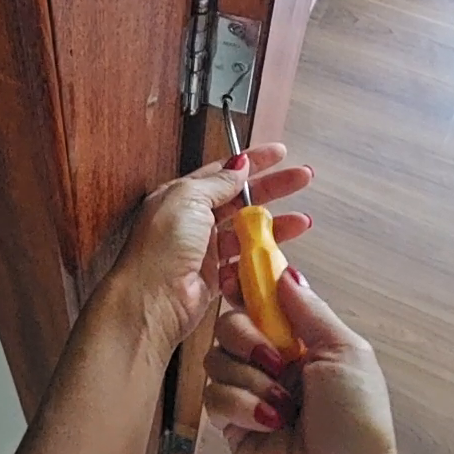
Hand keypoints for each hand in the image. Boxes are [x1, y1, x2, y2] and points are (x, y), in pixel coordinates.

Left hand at [102, 144, 313, 355]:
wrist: (151, 300)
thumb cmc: (161, 246)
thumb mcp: (188, 199)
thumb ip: (218, 182)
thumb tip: (239, 165)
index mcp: (183, 196)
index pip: (223, 172)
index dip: (253, 162)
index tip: (280, 153)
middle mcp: (193, 221)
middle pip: (241, 199)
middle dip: (273, 188)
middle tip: (302, 179)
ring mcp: (204, 250)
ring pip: (247, 232)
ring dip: (275, 225)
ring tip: (302, 221)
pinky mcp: (215, 278)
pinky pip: (245, 263)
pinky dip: (262, 258)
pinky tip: (279, 254)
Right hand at [205, 271, 400, 453]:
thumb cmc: (357, 424)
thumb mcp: (345, 355)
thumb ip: (309, 310)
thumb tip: (284, 270)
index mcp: (302, 340)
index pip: (263, 299)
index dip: (246, 284)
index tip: (233, 276)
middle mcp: (272, 360)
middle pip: (230, 321)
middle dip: (248, 337)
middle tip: (274, 360)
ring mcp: (249, 390)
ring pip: (217, 356)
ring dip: (249, 378)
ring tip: (280, 406)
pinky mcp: (231, 422)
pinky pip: (213, 394)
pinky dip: (240, 406)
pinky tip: (267, 424)